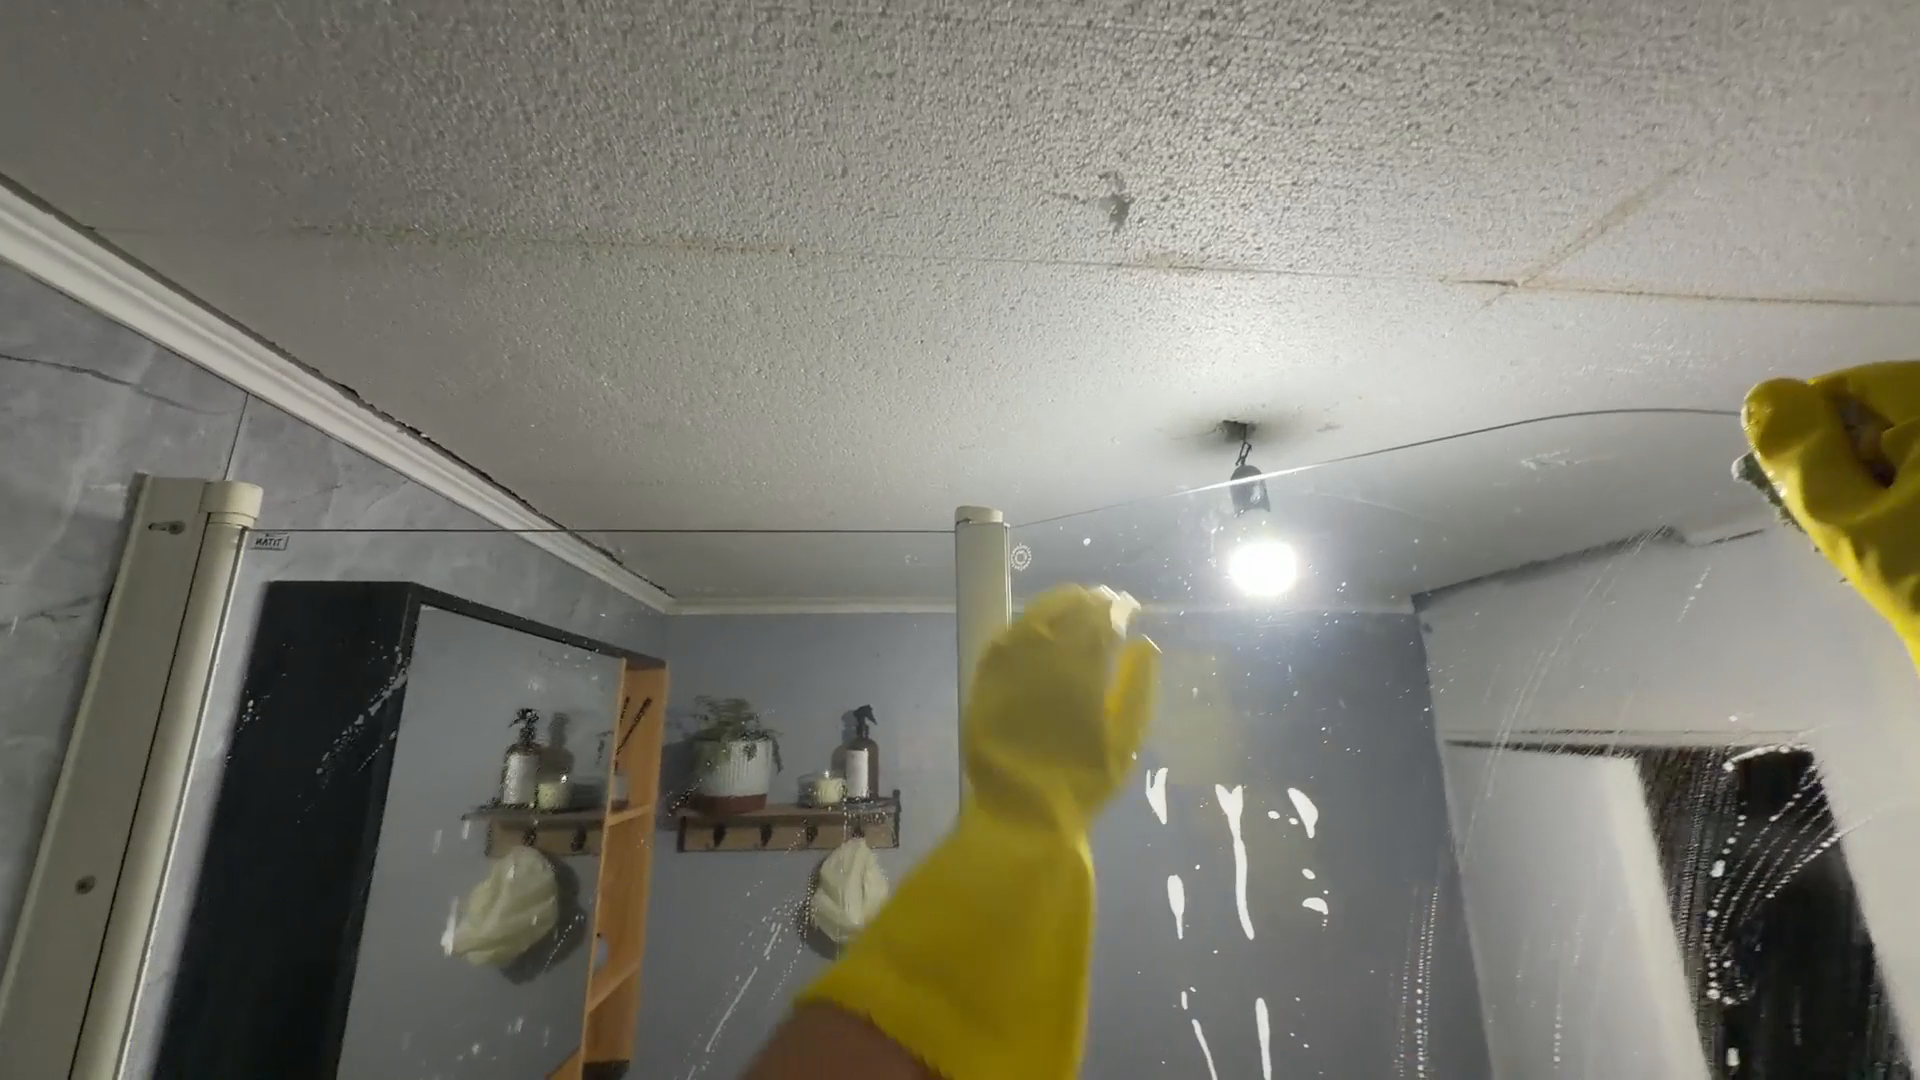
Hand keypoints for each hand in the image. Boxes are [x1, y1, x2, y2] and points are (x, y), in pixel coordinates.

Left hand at [963, 586, 1158, 834]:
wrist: (1022, 811)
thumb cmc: (1082, 782)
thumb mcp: (1125, 743)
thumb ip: (1139, 687)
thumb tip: (1146, 644)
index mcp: (1082, 672)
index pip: (1103, 620)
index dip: (1119, 608)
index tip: (1130, 607)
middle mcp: (1044, 657)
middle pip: (1071, 609)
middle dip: (1093, 600)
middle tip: (1108, 601)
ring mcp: (1011, 662)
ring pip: (1038, 614)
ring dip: (1062, 603)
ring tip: (1078, 603)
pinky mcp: (987, 674)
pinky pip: (1009, 633)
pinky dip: (1029, 621)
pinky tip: (1041, 623)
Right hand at [1744, 361, 1919, 645]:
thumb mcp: (1843, 518)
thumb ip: (1800, 452)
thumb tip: (1766, 395)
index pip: (1866, 382)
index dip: (1815, 416)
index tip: (1792, 467)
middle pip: (1902, 410)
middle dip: (1855, 447)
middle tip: (1834, 503)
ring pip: (1919, 443)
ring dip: (1887, 470)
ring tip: (1876, 523)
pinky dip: (1913, 489)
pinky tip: (1910, 528)